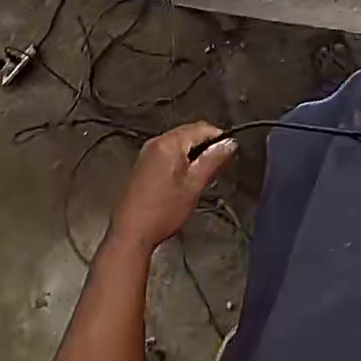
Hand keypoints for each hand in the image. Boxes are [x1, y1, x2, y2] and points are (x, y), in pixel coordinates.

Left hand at [107, 123, 236, 252]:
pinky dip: (179, 161)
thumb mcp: (194, 185)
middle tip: (219, 164)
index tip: (229, 151)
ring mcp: (147, 154)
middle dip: (205, 146)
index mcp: (168, 143)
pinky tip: (184, 179)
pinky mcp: (143, 166)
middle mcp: (155, 143)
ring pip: (177, 144)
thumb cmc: (162, 211)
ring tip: (203, 175)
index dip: (219, 137)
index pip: (201, 128)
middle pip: (188, 133)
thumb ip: (212, 160)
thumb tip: (229, 144)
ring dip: (193, 154)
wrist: (131, 233)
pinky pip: (166, 154)